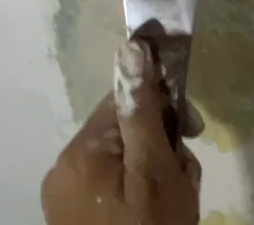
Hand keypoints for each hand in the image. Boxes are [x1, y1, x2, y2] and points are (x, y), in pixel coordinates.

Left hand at [42, 39, 201, 224]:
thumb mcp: (157, 171)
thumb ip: (143, 110)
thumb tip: (131, 46)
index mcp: (79, 153)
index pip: (123, 99)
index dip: (161, 105)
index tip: (191, 126)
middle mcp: (62, 167)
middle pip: (121, 127)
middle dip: (159, 141)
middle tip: (185, 171)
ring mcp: (64, 195)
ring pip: (120, 153)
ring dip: (152, 164)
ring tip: (175, 193)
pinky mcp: (72, 215)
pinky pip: (110, 180)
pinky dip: (136, 185)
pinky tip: (155, 207)